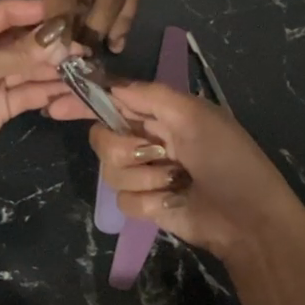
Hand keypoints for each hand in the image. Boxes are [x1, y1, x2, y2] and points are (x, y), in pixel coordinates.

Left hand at [0, 0, 80, 173]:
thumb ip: (19, 54)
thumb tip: (60, 39)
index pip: (3, 14)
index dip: (33, 11)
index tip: (65, 12)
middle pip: (20, 41)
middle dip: (49, 44)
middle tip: (81, 44)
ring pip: (28, 68)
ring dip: (53, 67)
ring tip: (83, 64)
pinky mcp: (2, 105)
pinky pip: (29, 91)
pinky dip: (48, 89)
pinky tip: (70, 86)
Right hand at [52, 81, 304, 262]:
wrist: (249, 219)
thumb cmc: (229, 160)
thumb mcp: (195, 116)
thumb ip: (150, 96)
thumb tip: (111, 85)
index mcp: (162, 113)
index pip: (114, 100)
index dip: (83, 101)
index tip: (55, 105)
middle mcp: (148, 140)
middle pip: (102, 137)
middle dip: (125, 147)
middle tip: (155, 152)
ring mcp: (144, 174)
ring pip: (109, 170)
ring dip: (144, 176)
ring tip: (176, 180)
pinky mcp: (144, 205)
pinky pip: (122, 199)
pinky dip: (148, 200)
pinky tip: (173, 200)